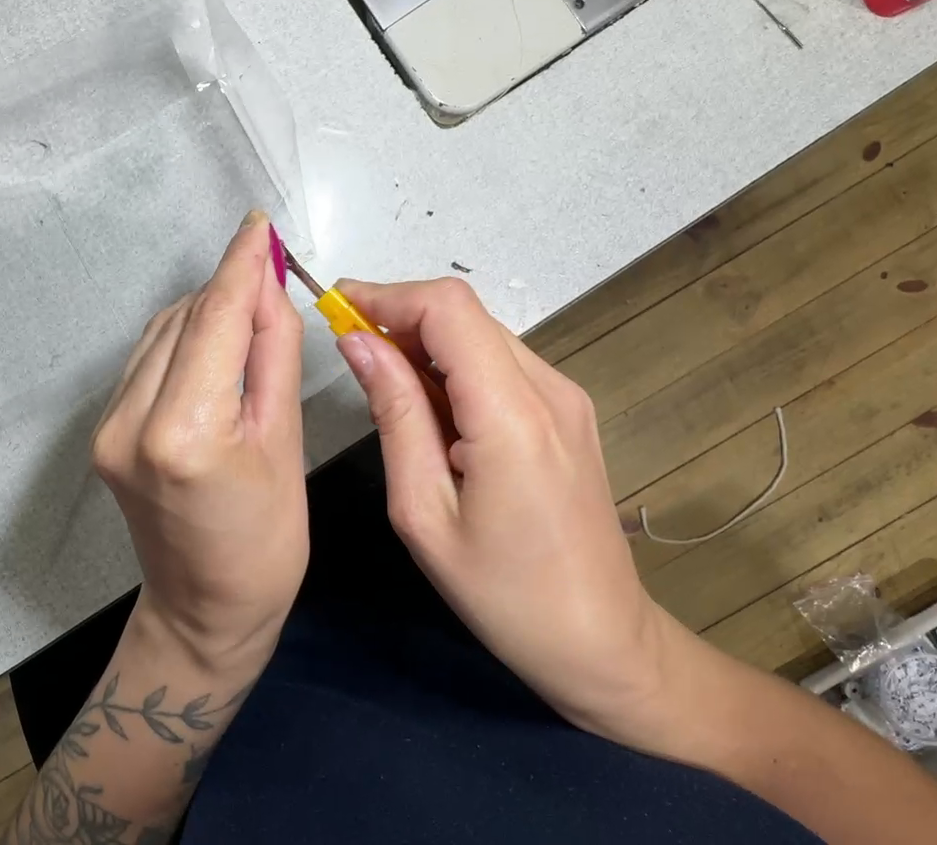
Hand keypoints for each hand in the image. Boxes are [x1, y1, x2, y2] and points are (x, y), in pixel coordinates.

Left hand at [92, 211, 306, 669]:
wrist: (203, 611)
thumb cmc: (266, 544)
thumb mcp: (286, 445)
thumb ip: (272, 355)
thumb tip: (268, 288)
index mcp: (185, 430)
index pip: (214, 319)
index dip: (240, 266)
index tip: (259, 225)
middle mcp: (131, 419)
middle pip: (184, 320)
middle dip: (228, 289)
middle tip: (273, 280)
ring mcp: (108, 426)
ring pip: (162, 334)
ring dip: (205, 312)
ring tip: (249, 315)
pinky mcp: (103, 431)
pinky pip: (147, 361)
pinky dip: (182, 341)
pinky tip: (212, 346)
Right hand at [334, 277, 674, 733]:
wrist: (600, 641)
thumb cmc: (501, 592)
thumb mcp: (423, 510)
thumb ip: (394, 414)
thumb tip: (358, 343)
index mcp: (512, 413)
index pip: (448, 308)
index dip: (386, 296)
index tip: (335, 310)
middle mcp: (549, 388)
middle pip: (465, 313)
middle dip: (400, 316)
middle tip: (348, 351)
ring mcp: (566, 397)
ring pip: (482, 334)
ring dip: (425, 342)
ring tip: (382, 384)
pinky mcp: (568, 412)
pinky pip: (501, 364)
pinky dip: (454, 366)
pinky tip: (428, 408)